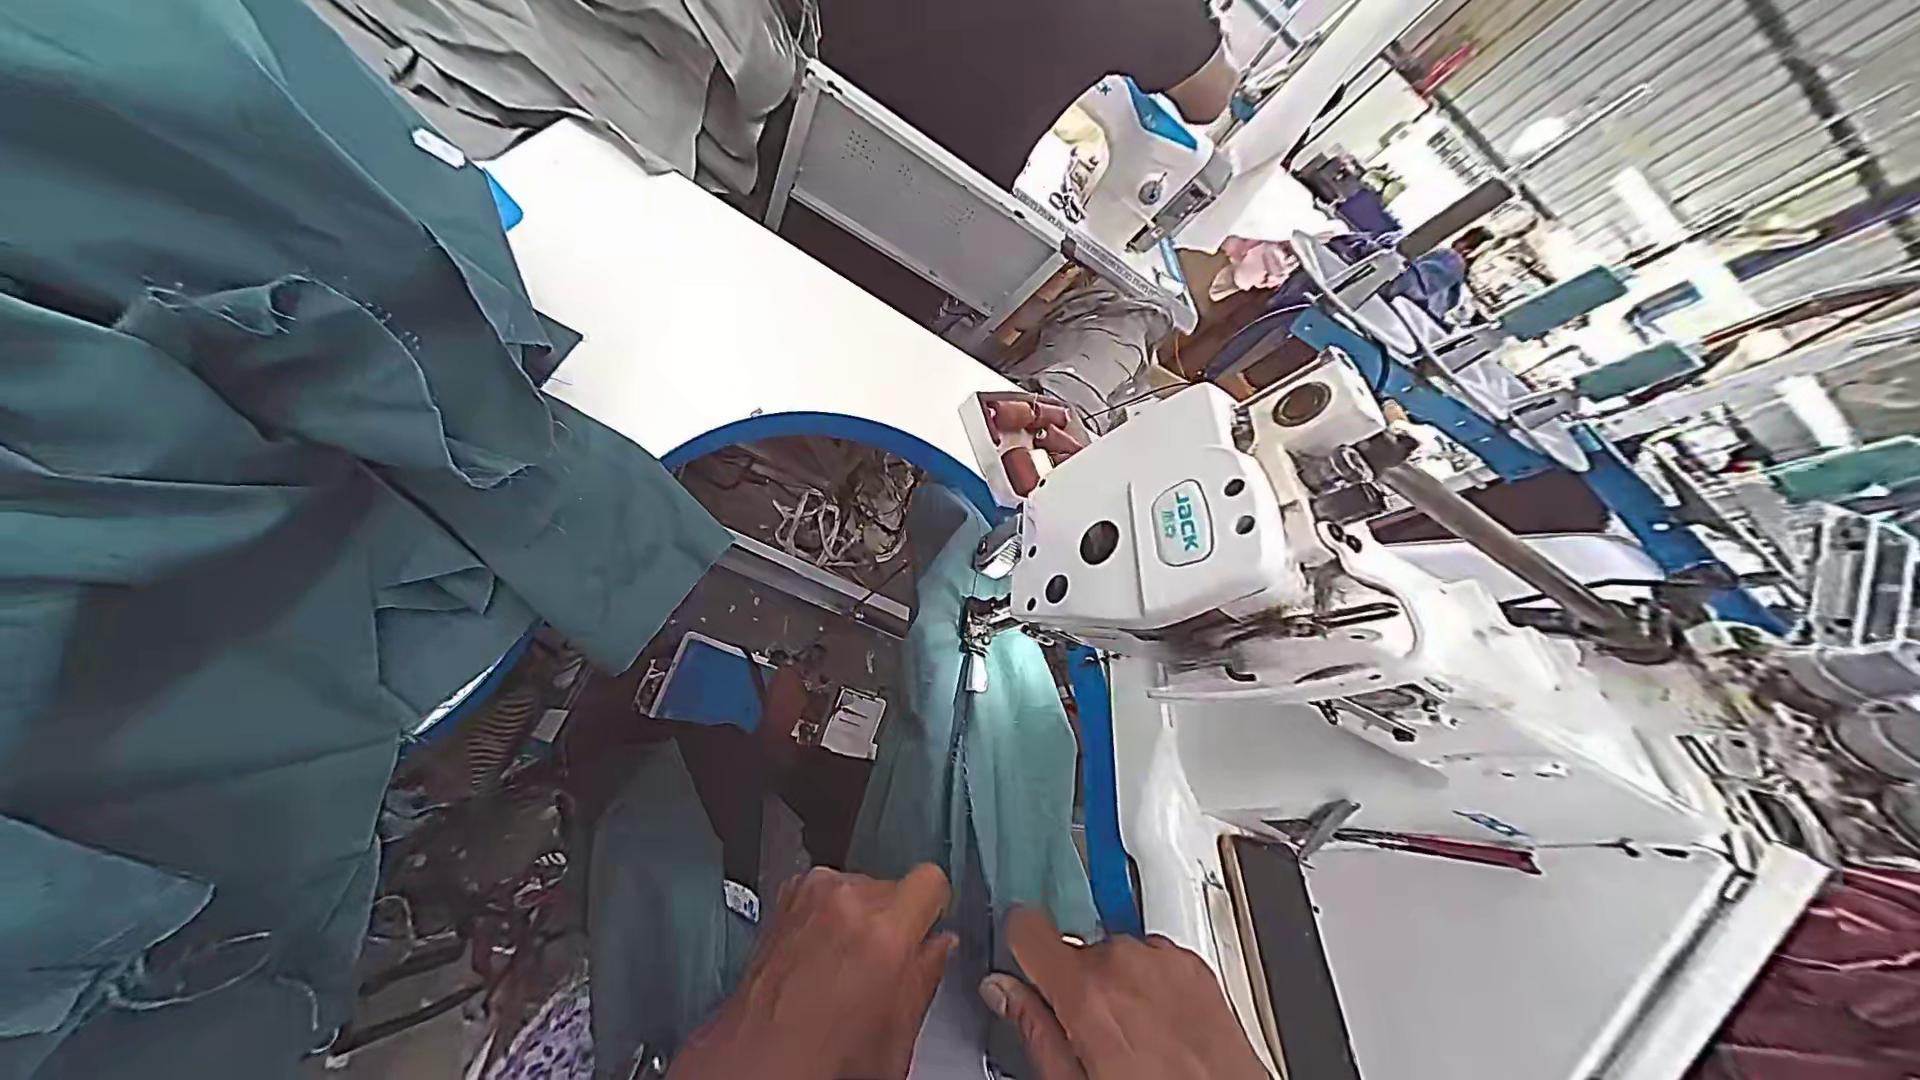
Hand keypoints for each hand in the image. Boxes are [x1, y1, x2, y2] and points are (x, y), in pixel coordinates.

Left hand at [669, 864, 956, 1079]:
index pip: (931, 879)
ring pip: (861, 886)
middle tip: (880, 964)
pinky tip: (820, 951)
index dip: (935, 905)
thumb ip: (926, 976)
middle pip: (895, 886)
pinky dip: (829, 911)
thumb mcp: (896, 1038)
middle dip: (894, 919)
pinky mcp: (790, 892)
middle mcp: (849, 900)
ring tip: (843, 963)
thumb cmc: (815, 1061)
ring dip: (860, 914)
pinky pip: (828, 888)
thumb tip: (941, 945)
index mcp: (885, 932)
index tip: (930, 921)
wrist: (752, 1061)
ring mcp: (815, 891)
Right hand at [979, 907, 1269, 1079]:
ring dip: (1118, 983)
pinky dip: (1152, 983)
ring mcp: (1161, 959)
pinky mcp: (1192, 964)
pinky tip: (1164, 1029)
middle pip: (1076, 949)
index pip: (1027, 926)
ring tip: (1138, 1039)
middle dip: (1078, 984)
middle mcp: (1122, 962)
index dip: (1018, 940)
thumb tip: (1003, 990)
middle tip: (1094, 1035)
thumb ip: (1035, 1028)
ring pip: (1116, 953)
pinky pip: (1154, 958)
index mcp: (1086, 993)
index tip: (1020, 952)